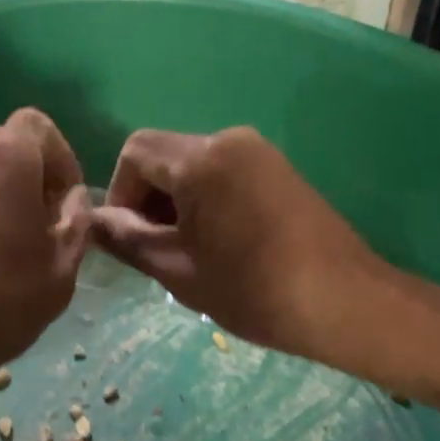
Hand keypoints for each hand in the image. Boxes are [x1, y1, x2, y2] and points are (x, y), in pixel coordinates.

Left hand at [0, 108, 91, 398]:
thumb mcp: (61, 270)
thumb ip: (77, 221)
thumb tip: (71, 199)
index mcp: (6, 153)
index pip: (39, 126)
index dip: (60, 159)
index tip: (65, 203)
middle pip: (5, 145)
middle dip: (28, 176)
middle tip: (39, 225)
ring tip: (3, 247)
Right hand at [92, 127, 436, 377]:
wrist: (347, 301)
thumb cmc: (255, 290)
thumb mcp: (179, 271)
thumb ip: (128, 239)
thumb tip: (91, 221)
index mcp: (199, 159)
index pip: (135, 151)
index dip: (121, 193)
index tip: (132, 237)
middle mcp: (225, 138)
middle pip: (163, 153)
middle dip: (148, 195)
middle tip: (159, 247)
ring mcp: (255, 148)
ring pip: (193, 161)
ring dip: (177, 196)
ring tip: (191, 248)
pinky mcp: (276, 164)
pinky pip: (222, 167)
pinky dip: (206, 193)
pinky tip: (222, 238)